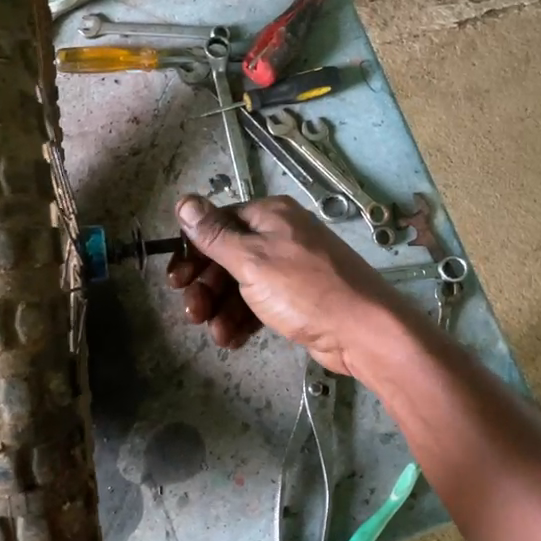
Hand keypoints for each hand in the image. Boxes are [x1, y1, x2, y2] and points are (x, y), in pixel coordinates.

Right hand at [166, 194, 405, 375]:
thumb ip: (214, 234)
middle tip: (191, 313)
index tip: (176, 279)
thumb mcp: (251, 260)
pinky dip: (243, 319)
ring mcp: (291, 268)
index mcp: (269, 216)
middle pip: (227, 256)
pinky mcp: (298, 298)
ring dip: (221, 308)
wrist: (364, 331)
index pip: (218, 223)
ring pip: (241, 284)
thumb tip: (184, 201)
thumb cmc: (304, 289)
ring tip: (214, 333)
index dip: (193, 251)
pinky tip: (231, 340)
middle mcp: (280, 235)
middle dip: (205, 286)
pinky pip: (260, 303)